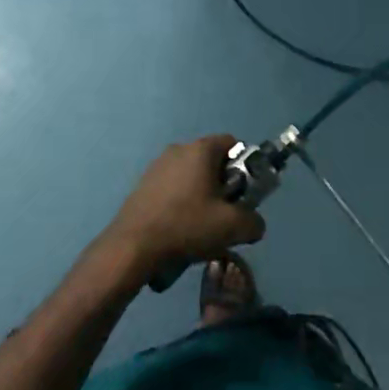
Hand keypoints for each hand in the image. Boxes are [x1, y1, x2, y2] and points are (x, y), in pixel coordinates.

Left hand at [102, 135, 265, 277]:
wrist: (133, 246)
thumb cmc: (186, 226)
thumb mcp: (231, 227)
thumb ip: (254, 222)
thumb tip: (255, 223)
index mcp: (201, 149)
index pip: (232, 143)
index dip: (244, 166)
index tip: (244, 192)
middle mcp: (179, 148)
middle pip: (211, 161)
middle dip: (222, 184)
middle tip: (224, 213)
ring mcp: (157, 164)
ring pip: (191, 175)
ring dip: (200, 195)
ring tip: (200, 226)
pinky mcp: (143, 183)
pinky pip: (172, 186)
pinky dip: (180, 202)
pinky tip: (179, 229)